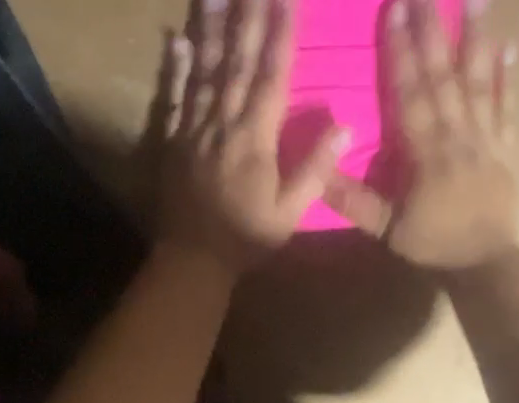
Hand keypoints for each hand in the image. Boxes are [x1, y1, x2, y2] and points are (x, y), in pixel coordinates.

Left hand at [151, 0, 352, 270]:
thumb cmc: (246, 240)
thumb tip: (344, 127)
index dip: (281, 33)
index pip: (272, 76)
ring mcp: (194, 130)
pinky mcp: (174, 142)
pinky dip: (176, 67)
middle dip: (248, 15)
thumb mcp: (288, 215)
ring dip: (211, 28)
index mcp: (255, 140)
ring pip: (205, 70)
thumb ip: (314, 171)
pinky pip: (175, 97)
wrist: (192, 261)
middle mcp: (223, 124)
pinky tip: (177, 39)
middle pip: (237, 61)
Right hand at [326, 0, 518, 270]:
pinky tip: (509, 46)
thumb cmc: (434, 247)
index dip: (401, 52)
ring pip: (480, 81)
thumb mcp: (388, 231)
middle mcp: (459, 136)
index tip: (395, 10)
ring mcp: (487, 139)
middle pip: (444, 76)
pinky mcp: (506, 148)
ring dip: (476, 38)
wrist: (484, 265)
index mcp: (427, 154)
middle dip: (433, 29)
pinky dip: (508, 77)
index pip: (411, 94)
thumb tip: (319, 174)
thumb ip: (356, 202)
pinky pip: (508, 106)